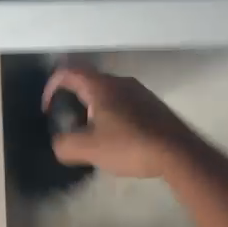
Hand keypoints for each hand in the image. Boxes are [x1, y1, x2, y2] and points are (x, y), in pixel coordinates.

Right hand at [42, 68, 203, 179]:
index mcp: (100, 86)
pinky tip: (118, 139)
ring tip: (93, 135)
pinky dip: (112, 115)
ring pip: (107, 93)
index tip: (49, 109)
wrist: (178, 153)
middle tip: (70, 125)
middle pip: (87, 82)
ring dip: (94, 110)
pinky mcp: (153, 105)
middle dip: (73, 101)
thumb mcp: (89, 149)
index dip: (51, 88)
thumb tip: (59, 143)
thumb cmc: (129, 145)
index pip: (67, 73)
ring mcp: (140, 92)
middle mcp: (120, 82)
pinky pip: (124, 103)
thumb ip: (65, 145)